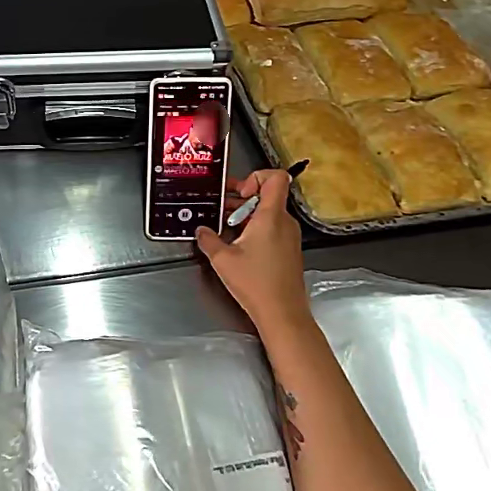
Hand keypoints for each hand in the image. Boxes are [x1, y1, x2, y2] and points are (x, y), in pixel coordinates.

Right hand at [196, 169, 310, 331]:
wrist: (283, 313)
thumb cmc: (257, 284)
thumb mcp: (223, 259)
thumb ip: (208, 239)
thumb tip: (201, 231)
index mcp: (271, 216)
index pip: (275, 178)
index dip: (255, 176)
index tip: (239, 192)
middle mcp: (285, 222)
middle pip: (267, 194)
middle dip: (242, 198)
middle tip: (222, 206)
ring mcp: (289, 236)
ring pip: (268, 212)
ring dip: (247, 215)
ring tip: (225, 226)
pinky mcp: (289, 249)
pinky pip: (273, 228)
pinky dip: (255, 228)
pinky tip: (238, 244)